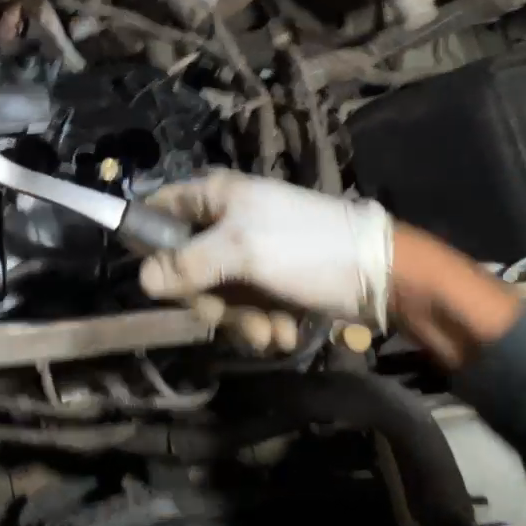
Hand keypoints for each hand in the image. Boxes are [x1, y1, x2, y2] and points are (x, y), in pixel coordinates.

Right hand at [138, 170, 393, 329]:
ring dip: (240, 318)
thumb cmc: (306, 247)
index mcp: (214, 197)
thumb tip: (141, 280)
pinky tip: (285, 328)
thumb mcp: (241, 251)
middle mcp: (224, 222)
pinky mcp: (270, 283)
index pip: (158, 209)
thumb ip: (187, 264)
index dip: (148, 241)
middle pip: (183, 264)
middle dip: (208, 299)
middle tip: (229, 313)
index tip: (156, 275)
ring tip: (269, 329)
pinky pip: (245, 306)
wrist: (384, 276)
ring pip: (215, 292)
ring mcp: (248, 255)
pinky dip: (262, 322)